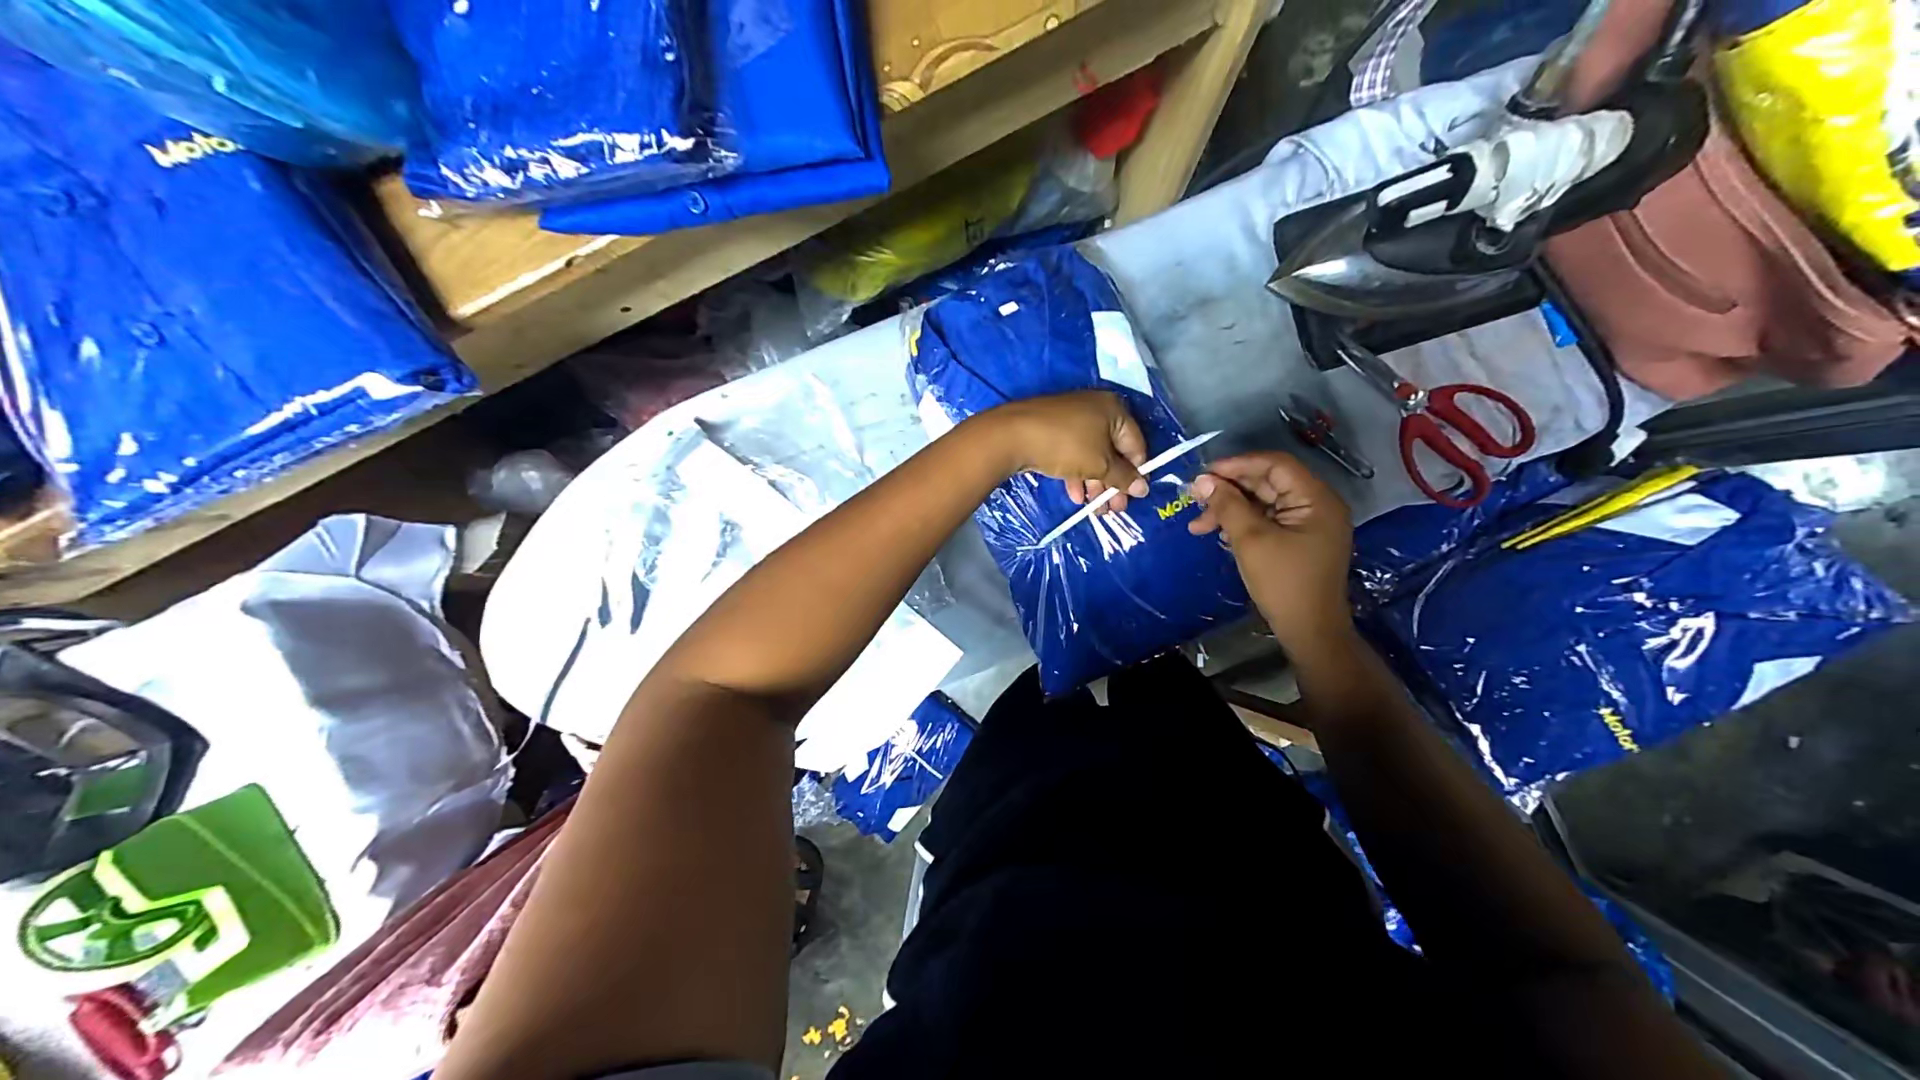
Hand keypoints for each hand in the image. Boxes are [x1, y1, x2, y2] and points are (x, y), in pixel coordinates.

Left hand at [980, 391, 1149, 512]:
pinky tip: (1076, 496)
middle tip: (1114, 509)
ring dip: (1096, 484)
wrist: (1012, 436)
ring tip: (1095, 510)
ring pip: (1092, 455)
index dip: (1137, 472)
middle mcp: (1095, 410)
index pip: (1136, 444)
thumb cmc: (1065, 446)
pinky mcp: (1053, 431)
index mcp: (1114, 410)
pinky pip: (1073, 454)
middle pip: (1113, 451)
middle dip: (1114, 483)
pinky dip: (1077, 474)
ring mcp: (1072, 419)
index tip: (1134, 496)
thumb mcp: (1099, 465)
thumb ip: (1124, 477)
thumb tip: (1144, 487)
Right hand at [1188, 452, 1354, 649]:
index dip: (1237, 465)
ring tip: (1198, 524)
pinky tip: (1218, 532)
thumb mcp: (1251, 539)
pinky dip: (1242, 522)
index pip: (1275, 465)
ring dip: (1230, 509)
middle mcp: (1317, 505)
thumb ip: (1227, 505)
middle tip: (1194, 498)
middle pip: (1268, 483)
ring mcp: (1309, 524)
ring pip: (1263, 502)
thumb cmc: (1283, 582)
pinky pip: (1267, 519)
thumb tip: (1202, 481)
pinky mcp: (1298, 540)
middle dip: (1229, 490)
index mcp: (1316, 499)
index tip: (1203, 474)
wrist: (1309, 629)